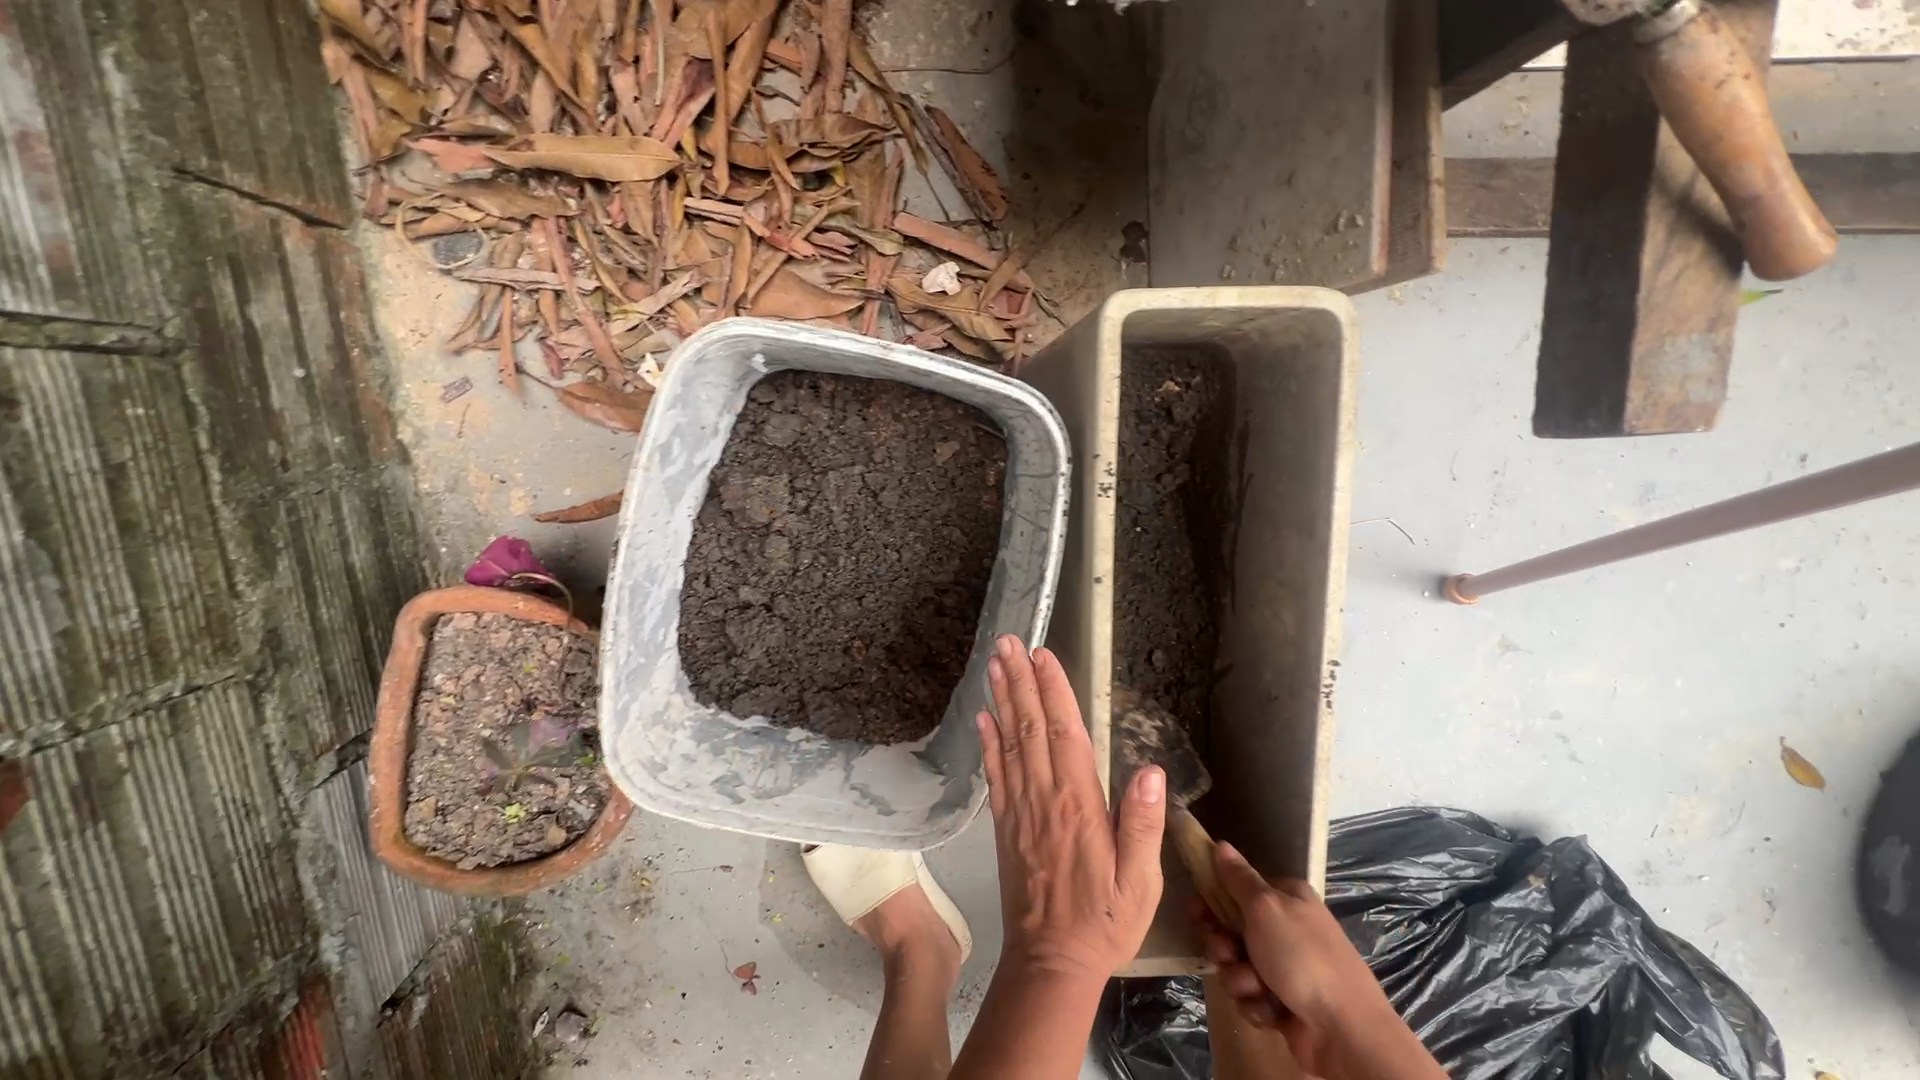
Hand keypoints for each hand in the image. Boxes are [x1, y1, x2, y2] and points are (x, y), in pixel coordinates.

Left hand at [975, 635, 1166, 983]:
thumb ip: (1141, 824)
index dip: (1053, 690)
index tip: (1043, 654)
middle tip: (1007, 641)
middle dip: (1020, 680)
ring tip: (993, 664)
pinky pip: (995, 775)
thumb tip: (1149, 769)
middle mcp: (1044, 797)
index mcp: (1079, 804)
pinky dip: (987, 742)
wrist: (1050, 962)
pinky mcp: (1004, 825)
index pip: (1065, 733)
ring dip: (1001, 699)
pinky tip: (982, 718)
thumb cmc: (1104, 921)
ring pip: (1008, 742)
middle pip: (1030, 726)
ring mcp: (1019, 810)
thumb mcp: (1140, 881)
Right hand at [1198, 843, 1413, 1078]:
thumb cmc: (1302, 957)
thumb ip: (1238, 877)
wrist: (1344, 1030)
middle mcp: (1285, 928)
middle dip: (1223, 946)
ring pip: (1236, 965)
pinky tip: (1271, 1011)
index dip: (1213, 900)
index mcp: (1285, 897)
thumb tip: (1221, 844)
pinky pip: (1250, 996)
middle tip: (1228, 953)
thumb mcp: (1266, 908)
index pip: (1237, 888)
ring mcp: (1285, 967)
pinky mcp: (1283, 1002)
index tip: (1197, 910)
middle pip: (1230, 929)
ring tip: (1257, 988)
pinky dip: (1255, 1004)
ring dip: (1240, 978)